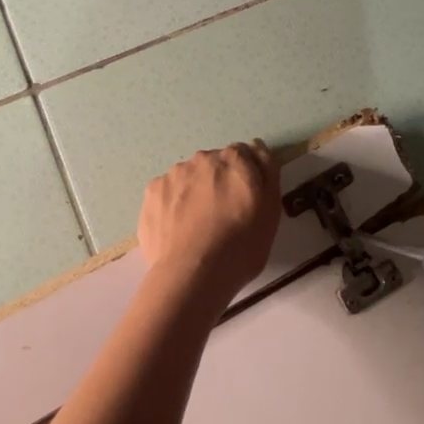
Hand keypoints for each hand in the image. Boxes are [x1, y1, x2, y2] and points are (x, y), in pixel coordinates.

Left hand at [137, 141, 280, 304]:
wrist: (192, 274)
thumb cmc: (241, 246)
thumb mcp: (271, 211)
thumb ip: (267, 172)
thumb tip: (256, 148)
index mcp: (234, 160)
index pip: (243, 155)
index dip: (244, 177)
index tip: (244, 199)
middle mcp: (202, 158)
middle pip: (213, 164)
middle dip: (218, 182)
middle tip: (221, 216)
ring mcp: (173, 174)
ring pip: (188, 177)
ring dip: (194, 192)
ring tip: (196, 227)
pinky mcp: (152, 192)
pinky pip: (167, 193)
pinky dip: (172, 205)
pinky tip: (177, 230)